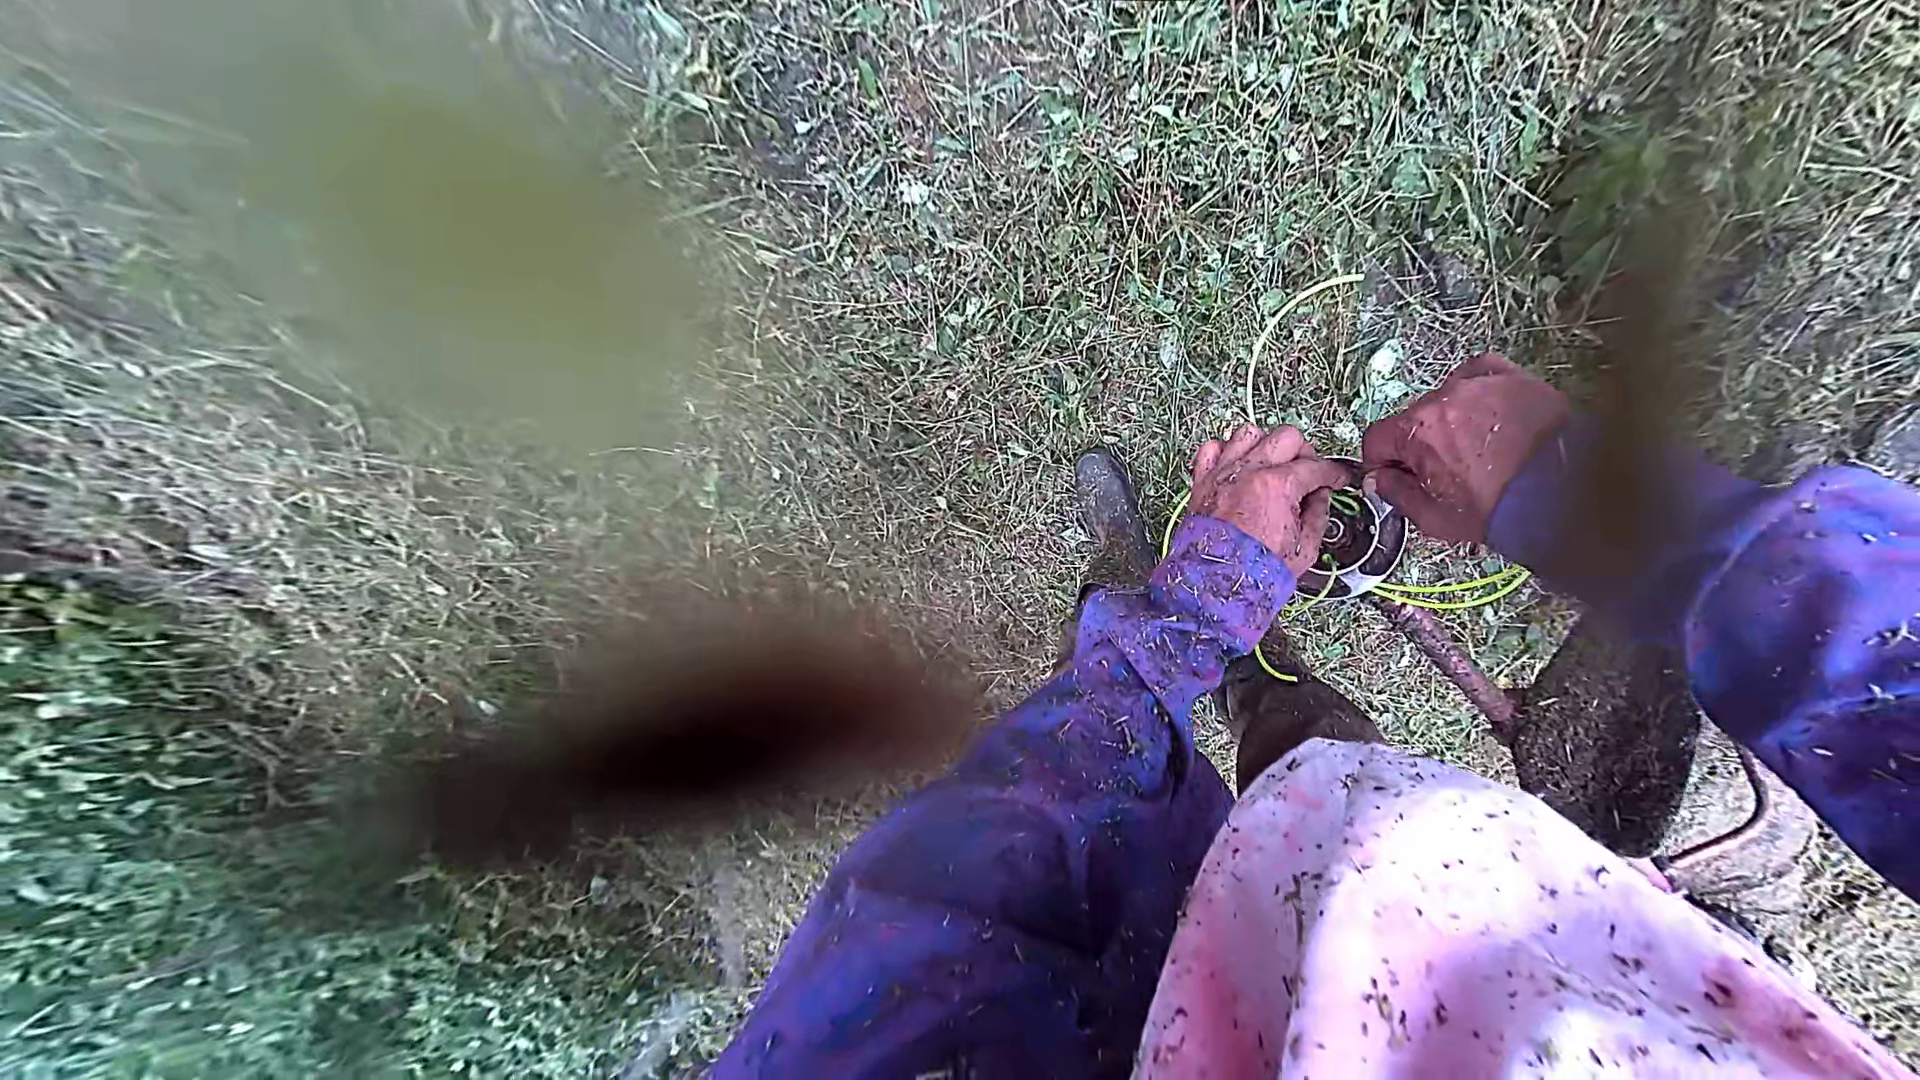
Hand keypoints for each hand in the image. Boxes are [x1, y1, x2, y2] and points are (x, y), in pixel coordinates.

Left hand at [1188, 425, 1350, 575]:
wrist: (1214, 584)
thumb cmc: (1253, 570)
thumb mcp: (1304, 547)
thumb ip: (1318, 514)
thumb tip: (1321, 496)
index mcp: (1277, 485)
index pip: (1316, 466)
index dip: (1334, 473)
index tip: (1337, 479)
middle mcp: (1247, 472)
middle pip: (1285, 436)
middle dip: (1303, 451)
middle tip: (1306, 471)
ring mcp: (1221, 474)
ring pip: (1246, 433)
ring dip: (1263, 445)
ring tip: (1270, 465)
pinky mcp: (1201, 482)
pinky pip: (1210, 449)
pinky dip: (1224, 451)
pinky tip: (1236, 466)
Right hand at [1360, 353, 1570, 543]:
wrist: (1573, 496)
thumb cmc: (1503, 508)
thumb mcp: (1432, 516)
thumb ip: (1395, 492)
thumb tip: (1380, 478)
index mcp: (1415, 432)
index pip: (1376, 439)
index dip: (1383, 461)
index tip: (1396, 473)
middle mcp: (1443, 400)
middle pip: (1411, 419)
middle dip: (1419, 442)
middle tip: (1444, 468)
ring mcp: (1481, 386)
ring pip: (1444, 400)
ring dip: (1449, 420)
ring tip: (1474, 446)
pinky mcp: (1516, 380)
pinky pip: (1481, 373)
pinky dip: (1476, 389)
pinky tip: (1483, 411)